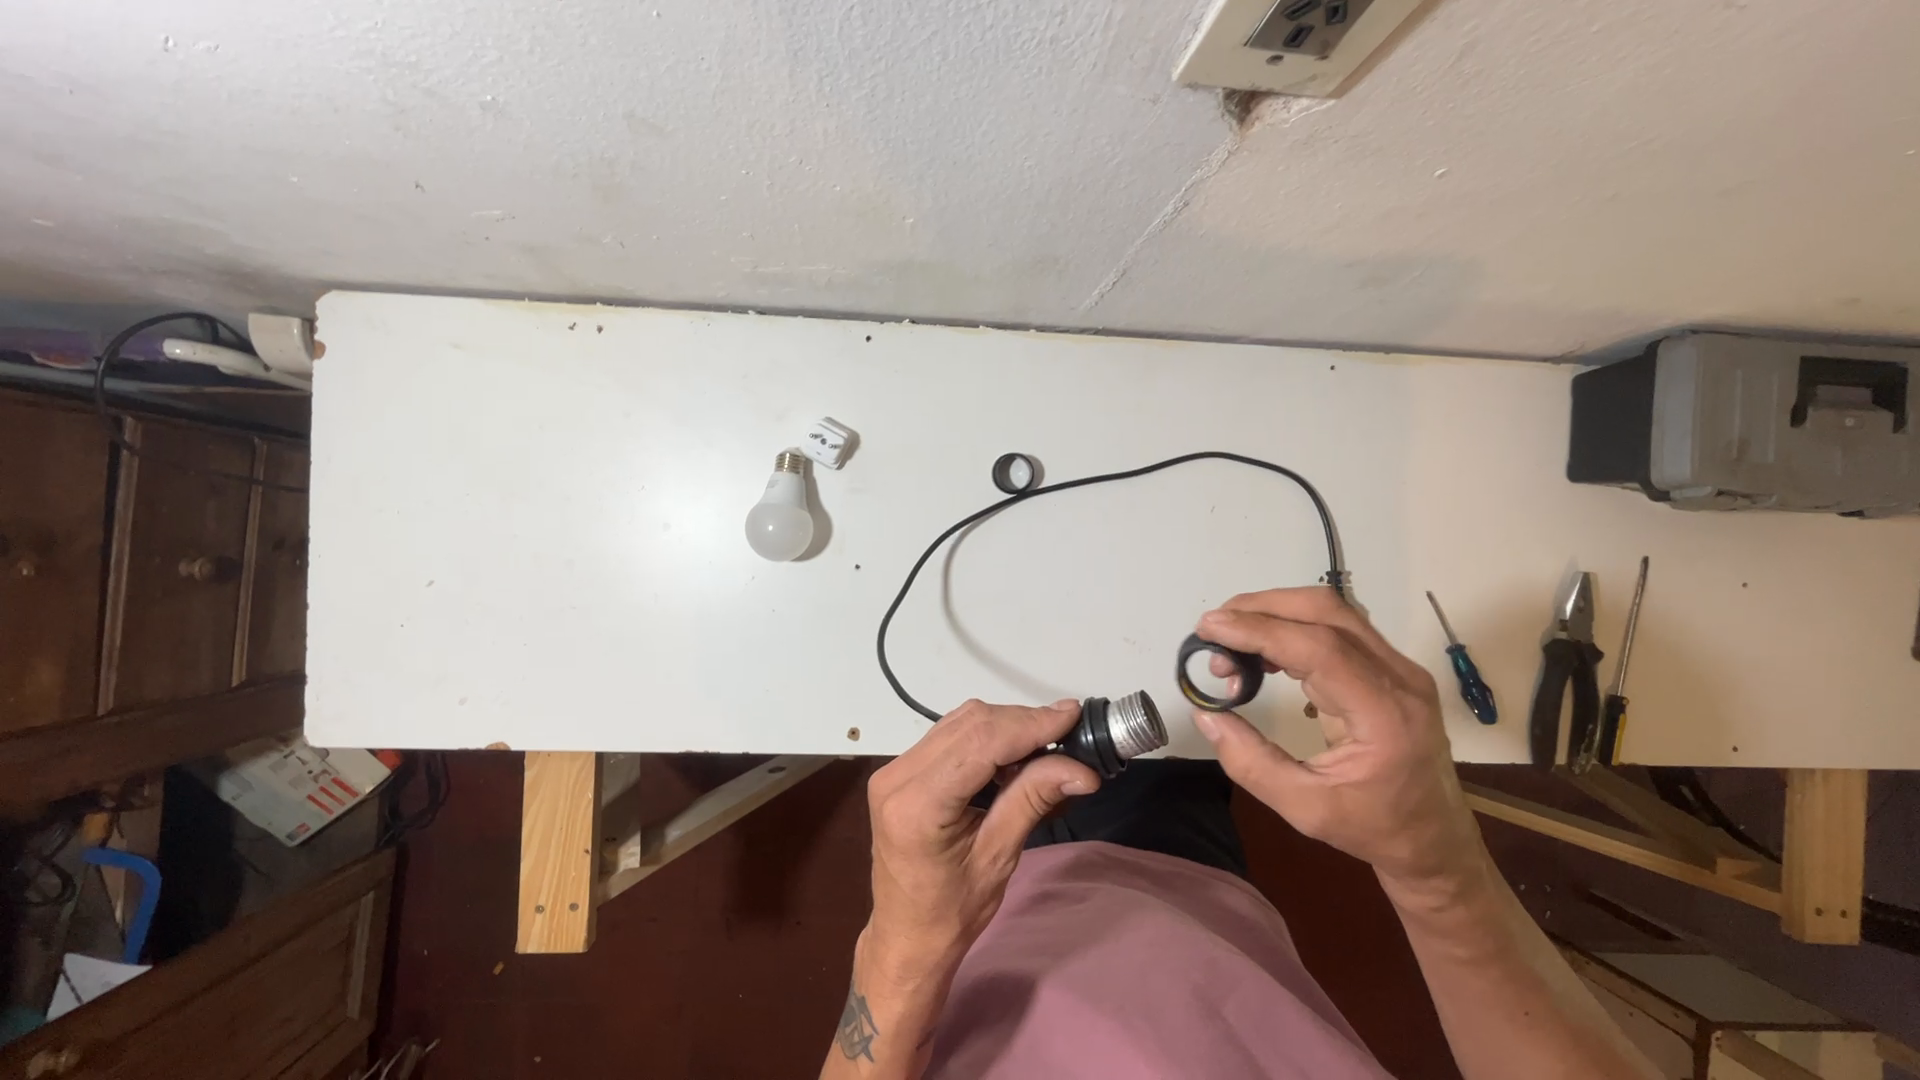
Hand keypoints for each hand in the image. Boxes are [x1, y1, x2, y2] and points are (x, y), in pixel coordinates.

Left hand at [863, 699, 1099, 975]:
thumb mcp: (999, 858)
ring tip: (1049, 742)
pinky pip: (948, 735)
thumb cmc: (952, 911)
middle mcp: (896, 775)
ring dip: (1007, 725)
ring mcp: (893, 769)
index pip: (980, 743)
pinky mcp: (899, 770)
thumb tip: (1081, 768)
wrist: (906, 936)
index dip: (1030, 724)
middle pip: (970, 724)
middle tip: (1070, 732)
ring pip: (960, 722)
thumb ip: (1032, 800)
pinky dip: (986, 735)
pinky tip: (1015, 752)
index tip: (1074, 715)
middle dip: (1023, 722)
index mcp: (917, 805)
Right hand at [1191, 587, 1483, 898]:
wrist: (1435, 838)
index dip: (1260, 630)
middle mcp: (1399, 678)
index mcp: (1385, 715)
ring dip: (1275, 613)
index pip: (1319, 647)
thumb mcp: (1304, 809)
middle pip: (1326, 612)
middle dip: (1261, 608)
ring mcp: (1399, 668)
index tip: (1209, 628)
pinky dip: (1292, 628)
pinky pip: (1337, 629)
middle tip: (1213, 631)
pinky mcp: (1389, 668)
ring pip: (1331, 612)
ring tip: (1231, 644)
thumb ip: (1251, 762)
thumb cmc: (1373, 828)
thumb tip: (1206, 714)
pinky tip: (1263, 653)